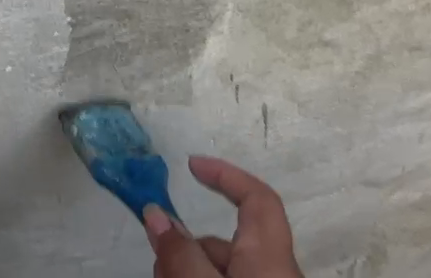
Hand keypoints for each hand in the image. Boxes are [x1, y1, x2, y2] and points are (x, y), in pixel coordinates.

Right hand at [145, 157, 304, 277]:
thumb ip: (179, 251)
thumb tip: (155, 212)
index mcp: (270, 258)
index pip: (259, 199)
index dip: (226, 174)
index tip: (189, 164)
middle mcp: (275, 272)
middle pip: (227, 241)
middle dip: (187, 241)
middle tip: (158, 256)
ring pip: (221, 266)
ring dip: (187, 264)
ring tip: (163, 275)